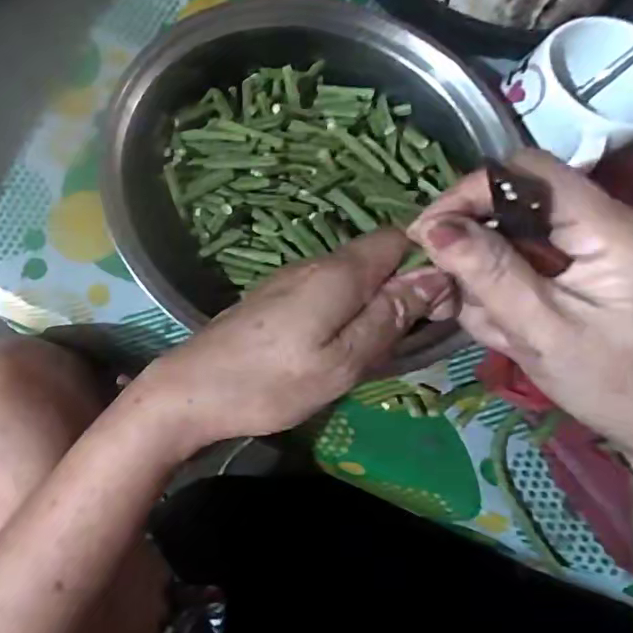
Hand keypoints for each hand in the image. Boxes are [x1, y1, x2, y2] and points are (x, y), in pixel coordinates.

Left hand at [134, 228, 451, 449]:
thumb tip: (435, 277)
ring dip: (369, 308)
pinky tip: (335, 350)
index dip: (428, 264)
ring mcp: (283, 284)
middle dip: (401, 291)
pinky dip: (338, 317)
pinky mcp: (266, 304)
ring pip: (346, 282)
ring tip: (377, 351)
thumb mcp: (342, 361)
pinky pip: (319, 298)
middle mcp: (310, 267)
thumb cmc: (269, 383)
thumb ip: (388, 318)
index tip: (444, 304)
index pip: (398, 240)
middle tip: (413, 338)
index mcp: (336, 273)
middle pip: (372, 261)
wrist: (188, 392)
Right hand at [407, 150, 632, 485]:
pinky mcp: (584, 274)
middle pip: (511, 206)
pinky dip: (502, 295)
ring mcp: (595, 251)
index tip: (427, 234)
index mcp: (609, 230)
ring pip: (508, 240)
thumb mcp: (543, 331)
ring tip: (501, 330)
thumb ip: (488, 273)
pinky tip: (512, 332)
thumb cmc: (622, 386)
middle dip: (474, 249)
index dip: (468, 191)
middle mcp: (604, 226)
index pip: (525, 173)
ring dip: (486, 281)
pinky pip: (523, 264)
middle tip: (459, 297)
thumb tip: (430, 227)